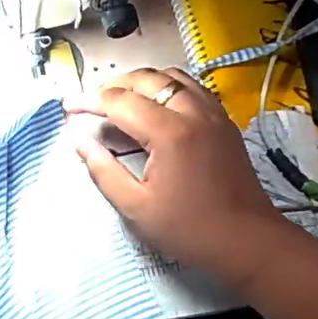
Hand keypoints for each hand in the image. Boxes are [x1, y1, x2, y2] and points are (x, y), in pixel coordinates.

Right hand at [65, 68, 296, 290]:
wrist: (248, 242)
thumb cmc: (190, 230)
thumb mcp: (136, 208)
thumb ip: (104, 171)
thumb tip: (81, 142)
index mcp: (170, 132)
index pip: (120, 101)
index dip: (89, 100)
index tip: (68, 107)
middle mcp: (194, 112)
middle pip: (147, 79)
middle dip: (113, 85)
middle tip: (91, 102)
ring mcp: (214, 114)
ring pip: (172, 77)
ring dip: (142, 81)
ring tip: (120, 98)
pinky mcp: (224, 122)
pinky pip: (192, 88)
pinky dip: (167, 87)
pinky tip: (155, 105)